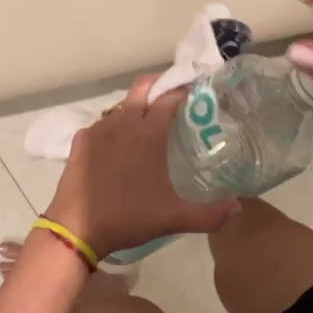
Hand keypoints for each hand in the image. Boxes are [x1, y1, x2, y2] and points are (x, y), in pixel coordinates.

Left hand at [44, 75, 241, 255]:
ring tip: (150, 127)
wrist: (75, 228)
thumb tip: (238, 207)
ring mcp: (97, 130)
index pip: (169, 98)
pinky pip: (102, 124)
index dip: (185, 92)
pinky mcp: (80, 141)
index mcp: (146, 133)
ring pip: (121, 106)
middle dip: (160, 84)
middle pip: (142, 87)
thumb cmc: (127, 217)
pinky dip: (115, 127)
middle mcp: (121, 122)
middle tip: (175, 97)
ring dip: (137, 108)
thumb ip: (209, 214)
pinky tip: (120, 147)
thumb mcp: (173, 218)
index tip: (198, 93)